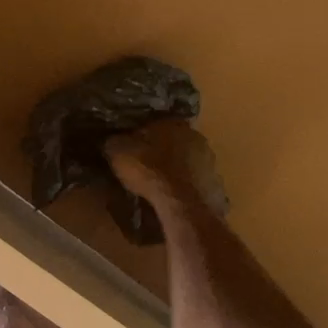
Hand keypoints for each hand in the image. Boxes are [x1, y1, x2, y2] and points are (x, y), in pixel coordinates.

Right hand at [104, 121, 228, 217]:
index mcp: (174, 123)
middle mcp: (196, 137)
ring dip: (177, 171)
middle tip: (145, 166)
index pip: (156, 122)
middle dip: (162, 152)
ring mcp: (210, 162)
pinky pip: (196, 184)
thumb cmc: (150, 170)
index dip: (142, 135)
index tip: (132, 147)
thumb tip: (112, 140)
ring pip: (188, 162)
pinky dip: (186, 189)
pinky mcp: (216, 185)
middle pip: (175, 142)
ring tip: (159, 186)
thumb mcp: (119, 152)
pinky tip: (174, 200)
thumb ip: (115, 142)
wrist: (182, 204)